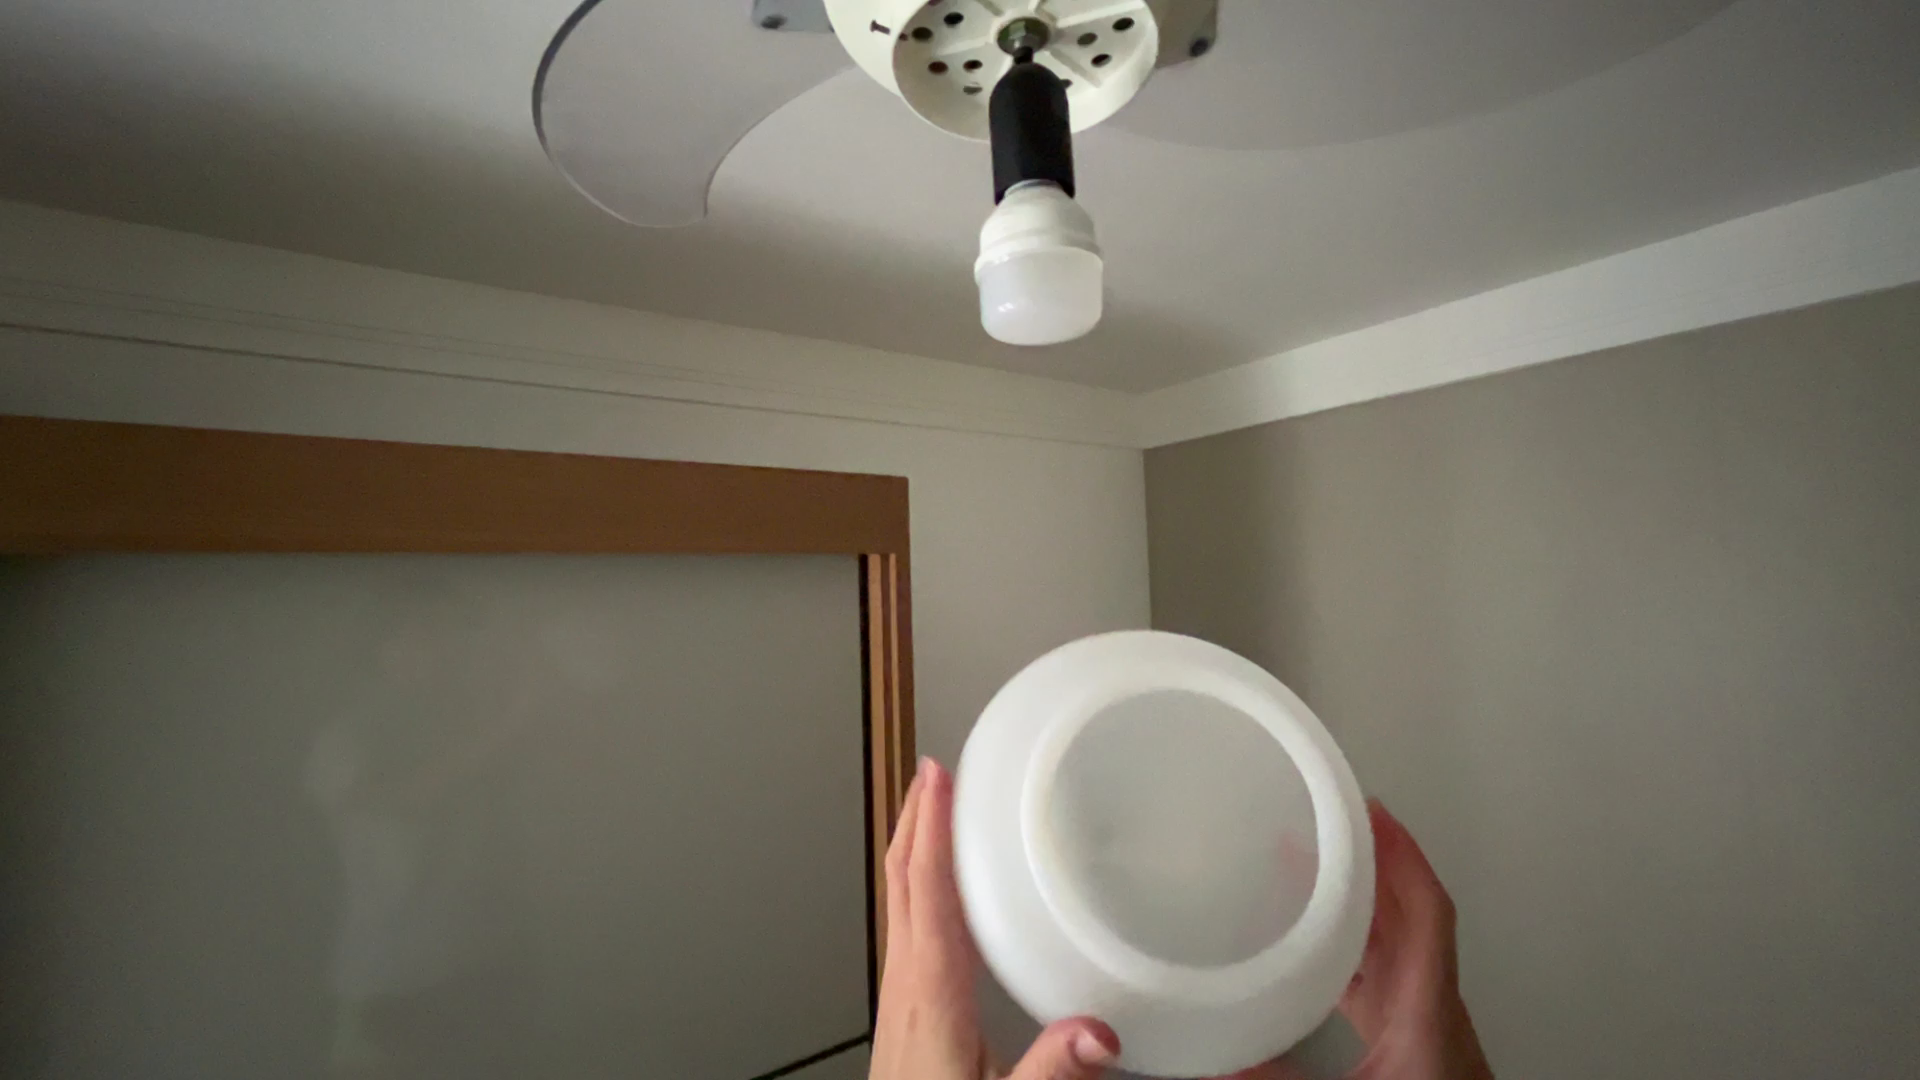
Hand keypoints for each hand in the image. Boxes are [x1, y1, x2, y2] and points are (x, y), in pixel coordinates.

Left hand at [870, 758, 1120, 1079]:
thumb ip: (1051, 1066)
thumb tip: (1099, 1030)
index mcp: (931, 982)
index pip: (925, 883)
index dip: (932, 823)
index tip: (937, 775)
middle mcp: (908, 969)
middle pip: (902, 871)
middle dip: (916, 812)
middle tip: (934, 768)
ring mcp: (901, 976)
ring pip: (897, 886)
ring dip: (912, 836)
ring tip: (933, 801)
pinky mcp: (905, 988)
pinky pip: (904, 909)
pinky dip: (915, 871)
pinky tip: (936, 873)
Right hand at [1224, 801, 1494, 1079]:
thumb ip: (1273, 1077)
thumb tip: (1203, 1056)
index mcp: (1425, 1009)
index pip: (1426, 913)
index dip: (1403, 855)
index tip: (1371, 810)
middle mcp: (1428, 1002)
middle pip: (1405, 911)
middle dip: (1365, 857)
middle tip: (1319, 819)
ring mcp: (1421, 1015)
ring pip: (1394, 935)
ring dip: (1355, 893)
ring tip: (1305, 859)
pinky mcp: (1407, 1032)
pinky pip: (1380, 965)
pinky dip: (1347, 934)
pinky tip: (1308, 933)